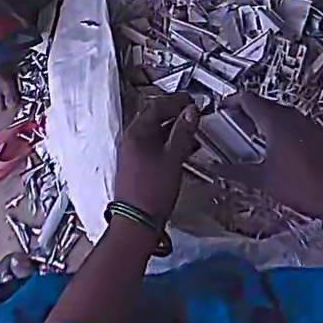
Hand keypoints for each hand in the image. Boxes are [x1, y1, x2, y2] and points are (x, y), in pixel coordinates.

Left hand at [112, 92, 198, 220]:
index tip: (191, 100)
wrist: (137, 222)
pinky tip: (182, 149)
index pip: (156, 106)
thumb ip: (182, 132)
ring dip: (173, 128)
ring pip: (155, 132)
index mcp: (136, 132)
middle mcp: (130, 139)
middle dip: (173, 112)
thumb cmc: (153, 189)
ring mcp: (132, 152)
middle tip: (191, 111)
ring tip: (192, 129)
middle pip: (153, 117)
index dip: (175, 101)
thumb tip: (191, 111)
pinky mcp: (136, 165)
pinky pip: (154, 145)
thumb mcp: (173, 157)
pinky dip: (168, 142)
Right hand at [226, 96, 322, 218]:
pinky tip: (273, 146)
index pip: (247, 98)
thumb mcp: (263, 180)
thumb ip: (235, 171)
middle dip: (245, 112)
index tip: (221, 110)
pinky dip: (276, 126)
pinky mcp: (315, 132)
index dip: (231, 101)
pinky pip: (290, 121)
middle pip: (262, 103)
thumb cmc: (300, 185)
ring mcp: (305, 122)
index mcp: (274, 120)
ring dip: (261, 119)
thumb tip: (213, 168)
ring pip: (277, 112)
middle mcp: (290, 115)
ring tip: (250, 137)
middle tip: (232, 126)